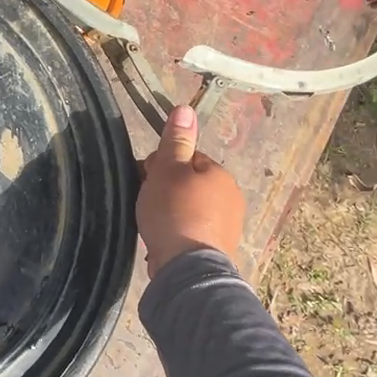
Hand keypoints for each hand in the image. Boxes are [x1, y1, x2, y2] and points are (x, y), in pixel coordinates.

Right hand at [136, 105, 244, 277]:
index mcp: (219, 174)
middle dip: (166, 187)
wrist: (188, 267)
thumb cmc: (175, 211)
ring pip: (189, 205)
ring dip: (171, 209)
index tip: (146, 177)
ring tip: (152, 220)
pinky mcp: (218, 247)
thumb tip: (185, 108)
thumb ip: (175, 140)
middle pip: (188, 181)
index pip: (185, 157)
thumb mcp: (168, 169)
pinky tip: (163, 237)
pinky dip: (177, 229)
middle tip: (147, 200)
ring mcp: (227, 225)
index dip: (161, 165)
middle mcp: (230, 197)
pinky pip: (192, 228)